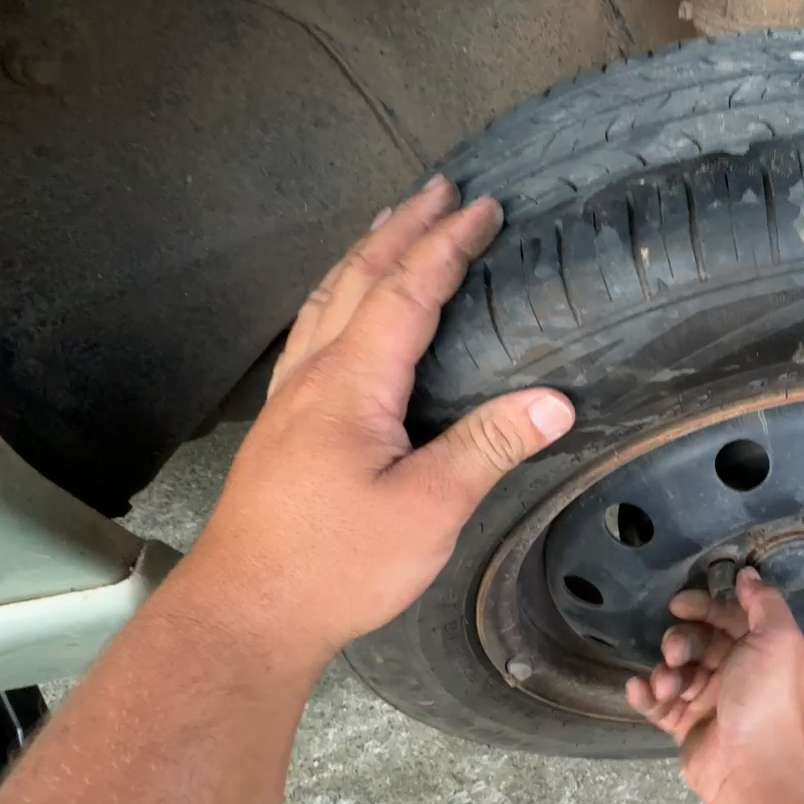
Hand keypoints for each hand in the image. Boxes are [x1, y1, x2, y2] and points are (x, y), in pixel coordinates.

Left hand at [173, 176, 574, 669]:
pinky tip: (345, 308)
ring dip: (366, 254)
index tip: (485, 208)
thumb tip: (556, 402)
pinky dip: (340, 295)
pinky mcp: (287, 425)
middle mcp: (315, 375)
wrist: (247, 613)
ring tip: (393, 224)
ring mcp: (293, 399)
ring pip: (328, 300)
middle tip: (440, 189)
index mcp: (352, 384)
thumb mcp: (430, 508)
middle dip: (404, 228)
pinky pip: (315, 332)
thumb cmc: (339, 562)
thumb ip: (490, 447)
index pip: (407, 293)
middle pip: (358, 278)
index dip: (447, 245)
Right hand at [627, 569, 803, 803]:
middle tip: (674, 653)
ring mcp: (711, 701)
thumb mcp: (778, 639)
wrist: (755, 770)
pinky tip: (638, 690)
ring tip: (667, 688)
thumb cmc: (767, 699)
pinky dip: (646, 694)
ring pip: (677, 671)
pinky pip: (660, 704)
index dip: (704, 606)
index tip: (678, 604)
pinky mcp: (687, 727)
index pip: (728, 617)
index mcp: (762, 649)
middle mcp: (739, 671)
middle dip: (681, 641)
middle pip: (699, 641)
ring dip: (665, 672)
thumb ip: (764, 602)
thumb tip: (748, 574)